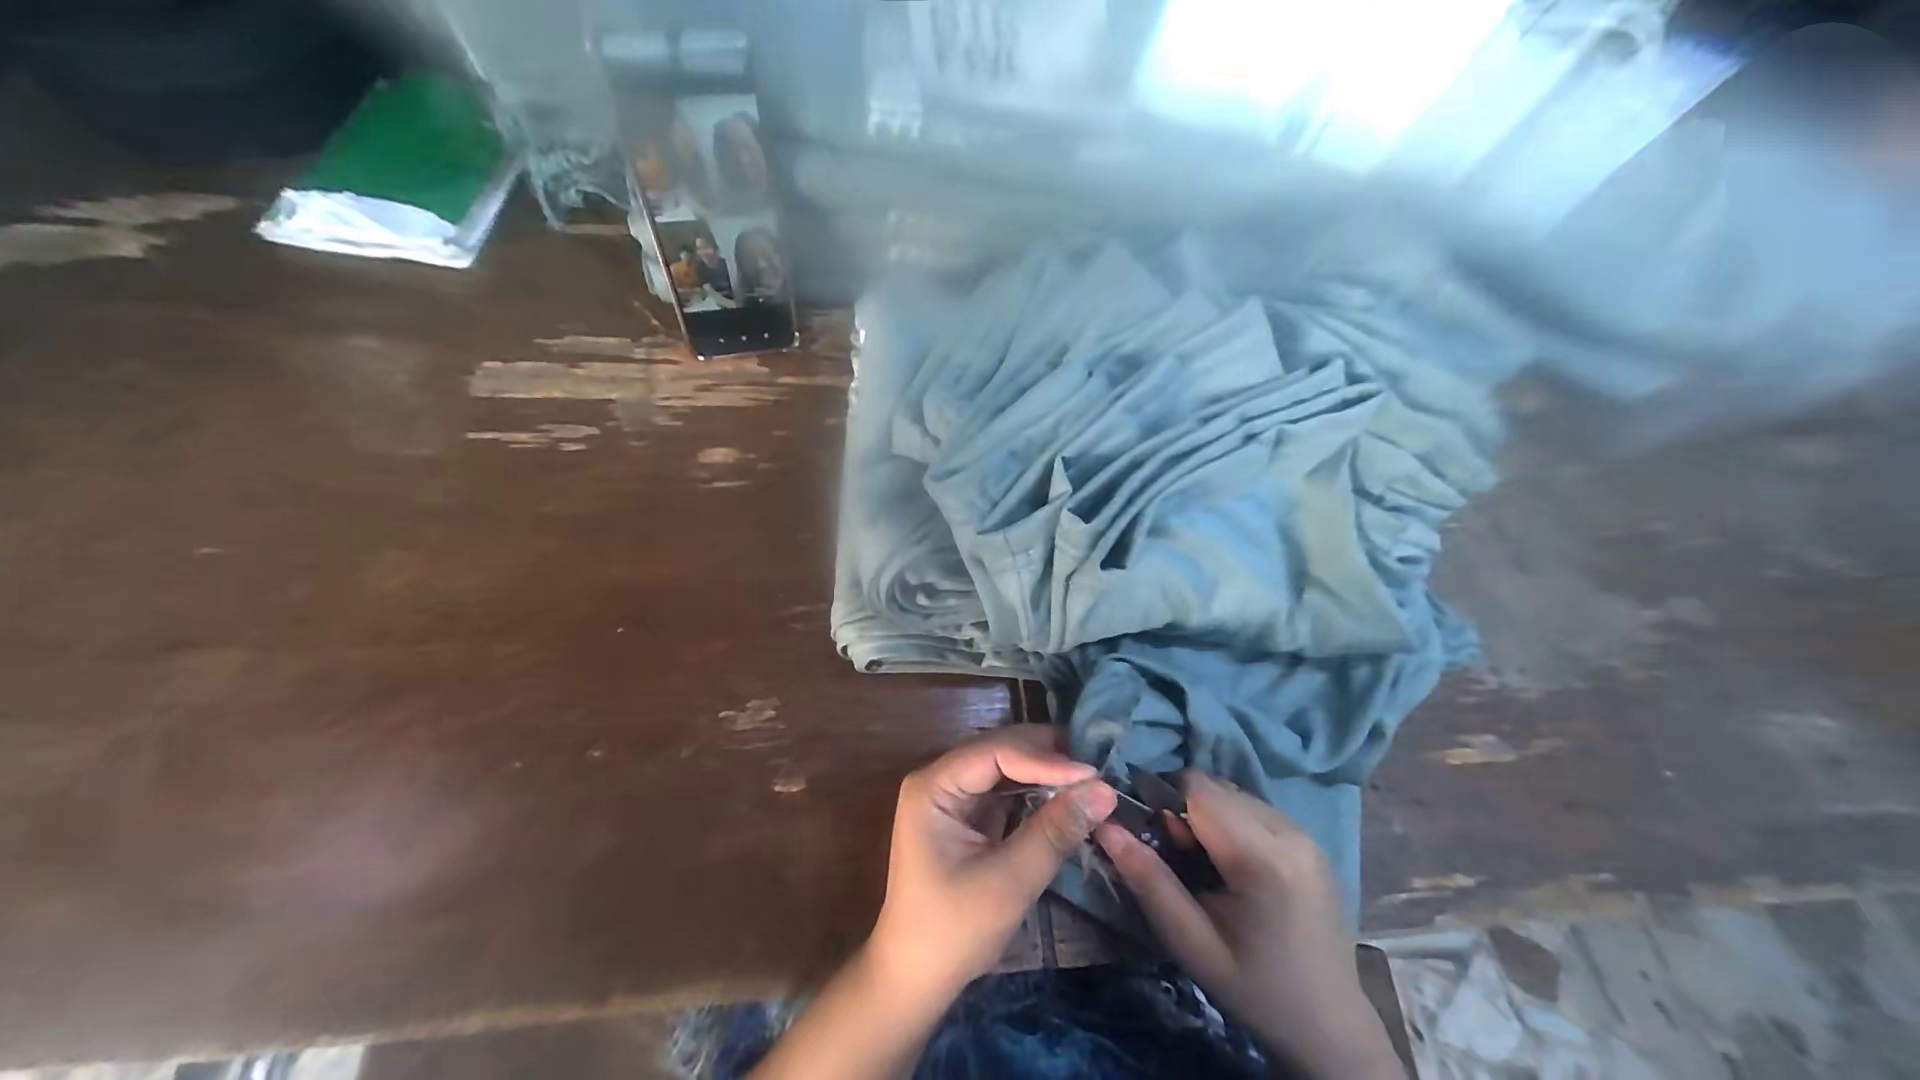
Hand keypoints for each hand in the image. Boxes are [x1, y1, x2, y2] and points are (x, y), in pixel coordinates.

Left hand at [867, 726, 1116, 997]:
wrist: (915, 978)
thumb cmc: (953, 931)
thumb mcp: (1009, 881)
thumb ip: (1054, 831)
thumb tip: (1105, 790)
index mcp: (933, 787)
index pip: (995, 751)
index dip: (1045, 758)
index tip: (1093, 773)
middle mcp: (940, 780)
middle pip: (1000, 751)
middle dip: (1048, 757)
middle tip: (1099, 768)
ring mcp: (952, 797)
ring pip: (1006, 768)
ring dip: (1046, 773)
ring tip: (1091, 779)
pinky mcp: (967, 817)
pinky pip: (1006, 791)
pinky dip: (1037, 793)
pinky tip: (1068, 797)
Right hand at [1096, 772, 1402, 1078]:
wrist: (1329, 1025)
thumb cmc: (1253, 988)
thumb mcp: (1190, 943)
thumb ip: (1147, 880)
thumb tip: (1105, 826)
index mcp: (1264, 858)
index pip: (1199, 787)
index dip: (1165, 801)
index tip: (1157, 840)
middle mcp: (1291, 833)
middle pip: (1216, 786)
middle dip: (1185, 809)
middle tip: (1180, 857)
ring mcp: (1306, 834)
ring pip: (1234, 792)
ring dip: (1208, 814)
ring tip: (1206, 864)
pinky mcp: (1311, 840)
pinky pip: (1254, 807)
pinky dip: (1231, 821)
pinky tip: (1232, 866)